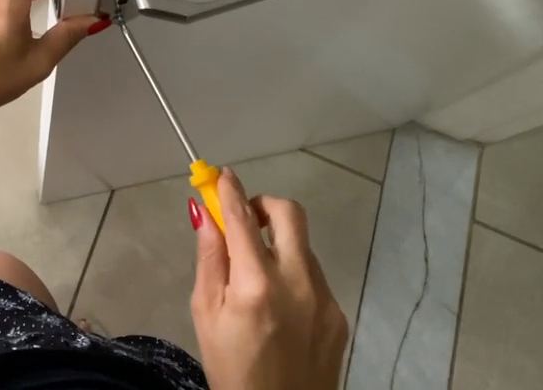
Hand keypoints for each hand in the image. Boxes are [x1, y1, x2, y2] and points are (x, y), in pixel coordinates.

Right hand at [192, 169, 348, 389]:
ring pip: (302, 245)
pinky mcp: (339, 316)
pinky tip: (278, 307)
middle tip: (245, 219)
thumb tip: (204, 211)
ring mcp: (325, 299)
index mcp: (257, 285)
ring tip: (257, 277)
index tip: (221, 174)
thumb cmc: (231, 369)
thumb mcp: (205, 312)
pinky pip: (312, 276)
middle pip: (289, 213)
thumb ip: (209, 257)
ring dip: (278, 243)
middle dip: (263, 204)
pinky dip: (292, 274)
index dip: (230, 190)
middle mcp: (298, 283)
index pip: (241, 218)